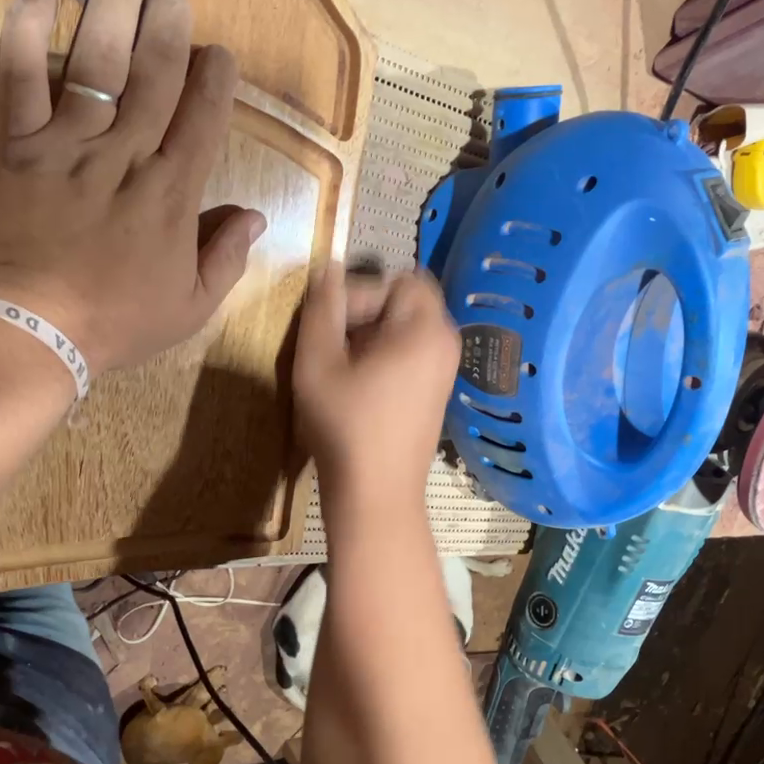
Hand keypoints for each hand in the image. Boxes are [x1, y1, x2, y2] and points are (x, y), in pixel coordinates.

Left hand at [0, 0, 266, 372]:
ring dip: (116, 6)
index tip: (218, 54)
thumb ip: (224, 259)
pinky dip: (28, 30)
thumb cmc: (112, 326)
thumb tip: (255, 215)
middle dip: (168, 26)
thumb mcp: (188, 309)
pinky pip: (21, 76)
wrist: (29, 331)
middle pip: (155, 77)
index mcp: (172, 195)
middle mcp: (126, 157)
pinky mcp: (15, 146)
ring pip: (99, 62)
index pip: (203, 122)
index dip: (215, 82)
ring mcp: (68, 145)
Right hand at [293, 266, 459, 502]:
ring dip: (371, 336)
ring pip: (407, 330)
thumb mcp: (318, 362)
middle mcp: (446, 343)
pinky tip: (358, 388)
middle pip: (406, 302)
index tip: (331, 327)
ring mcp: (445, 371)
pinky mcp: (436, 394)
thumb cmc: (345, 426)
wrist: (375, 494)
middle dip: (366, 312)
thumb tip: (327, 268)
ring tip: (341, 367)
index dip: (360, 293)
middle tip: (333, 343)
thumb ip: (321, 308)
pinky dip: (385, 358)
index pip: (397, 280)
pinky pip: (412, 355)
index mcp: (425, 329)